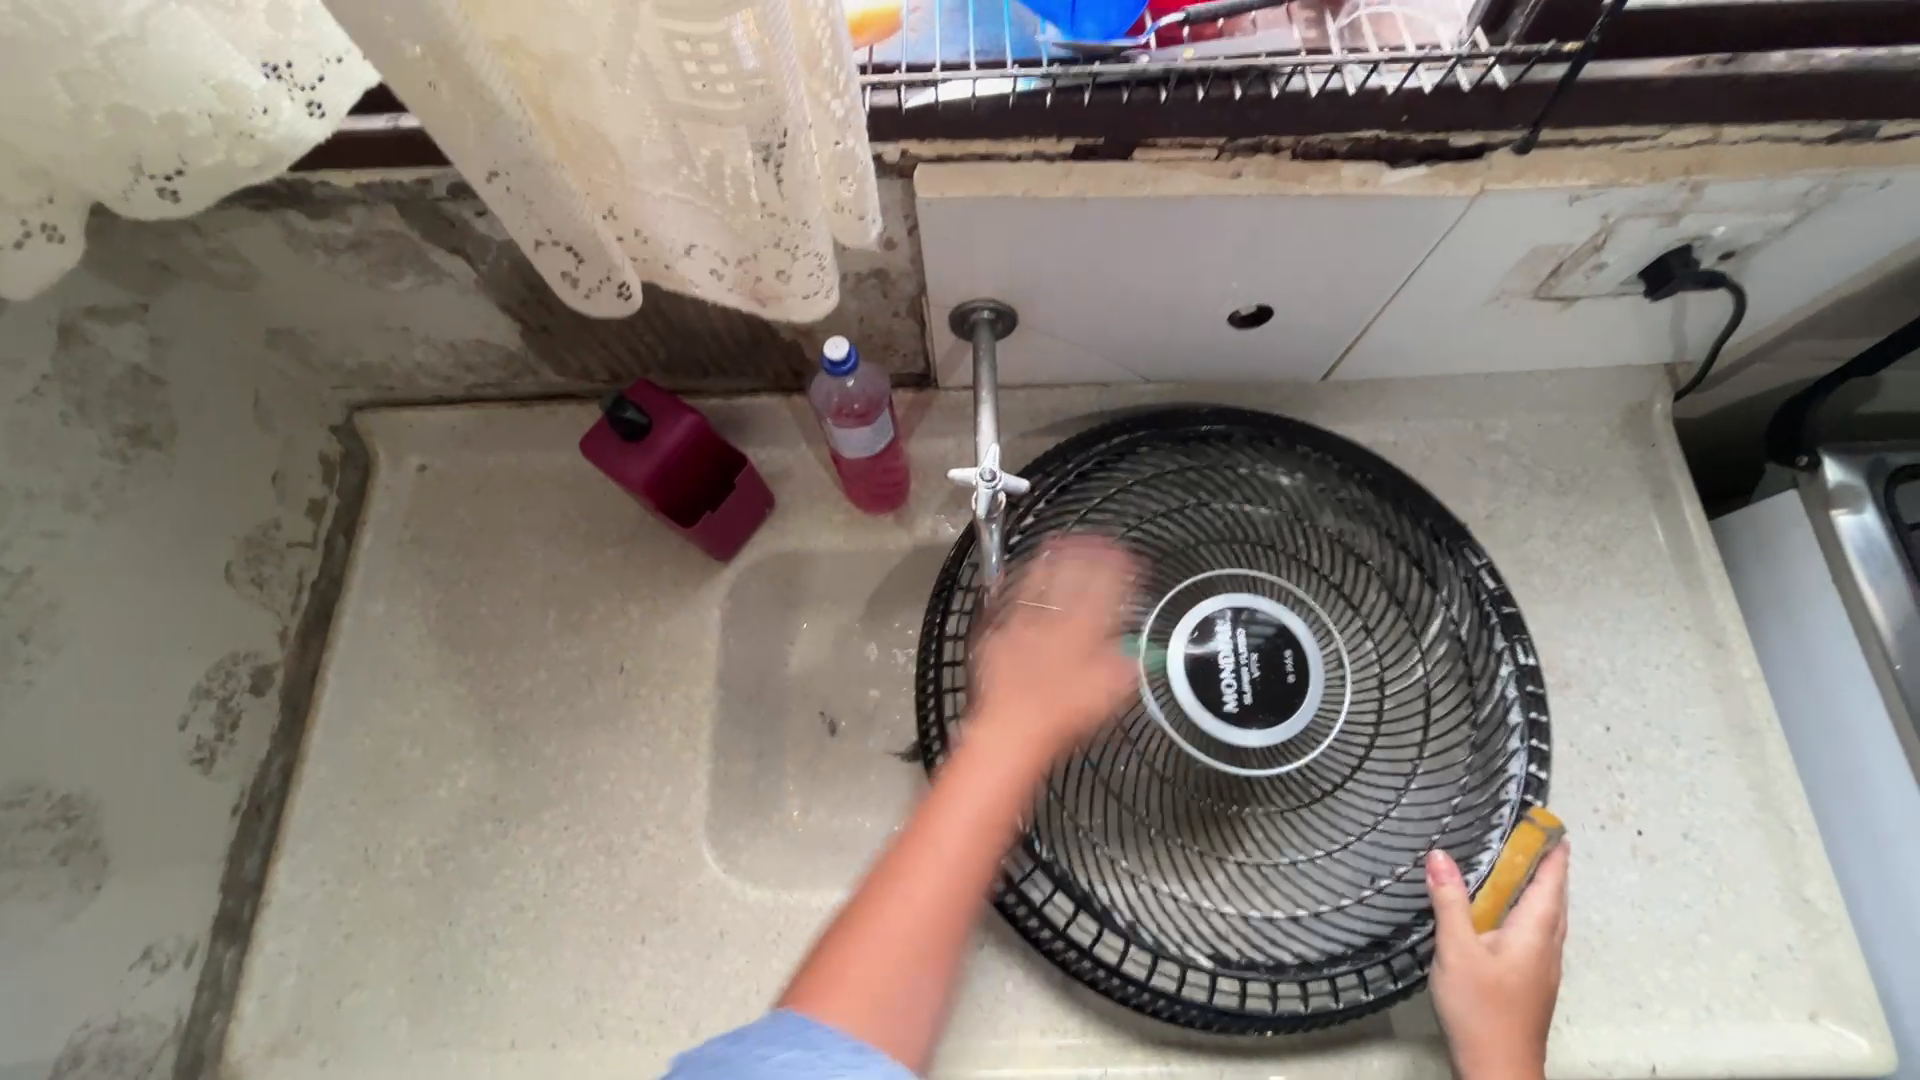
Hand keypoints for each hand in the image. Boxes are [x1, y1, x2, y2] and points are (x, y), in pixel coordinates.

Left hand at [969, 536, 1140, 761]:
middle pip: (1070, 577)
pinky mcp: (996, 633)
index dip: (1117, 567)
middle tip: (1094, 539)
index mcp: (1084, 630)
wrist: (1011, 729)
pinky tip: (1015, 572)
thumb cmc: (1064, 716)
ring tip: (1057, 543)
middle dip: (1085, 553)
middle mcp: (1052, 619)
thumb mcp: (1109, 693)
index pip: (1105, 588)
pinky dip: (1015, 582)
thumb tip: (1139, 650)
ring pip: (1037, 581)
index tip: (1127, 555)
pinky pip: (1006, 599)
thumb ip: (1127, 664)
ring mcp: (1020, 623)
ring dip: (1050, 559)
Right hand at [1425, 843, 1570, 1079]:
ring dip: (1538, 887)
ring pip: (1546, 916)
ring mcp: (1542, 966)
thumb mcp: (1456, 949)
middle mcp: (1547, 946)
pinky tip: (1503, 910)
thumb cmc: (1480, 1007)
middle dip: (1547, 866)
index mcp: (1535, 933)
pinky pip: (1535, 931)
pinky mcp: (1530, 979)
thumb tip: (1440, 854)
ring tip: (1518, 864)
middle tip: (1532, 835)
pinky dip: (1525, 908)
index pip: (1549, 882)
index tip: (1550, 822)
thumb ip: (1449, 901)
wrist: (1497, 1068)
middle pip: (1554, 898)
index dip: (1551, 852)